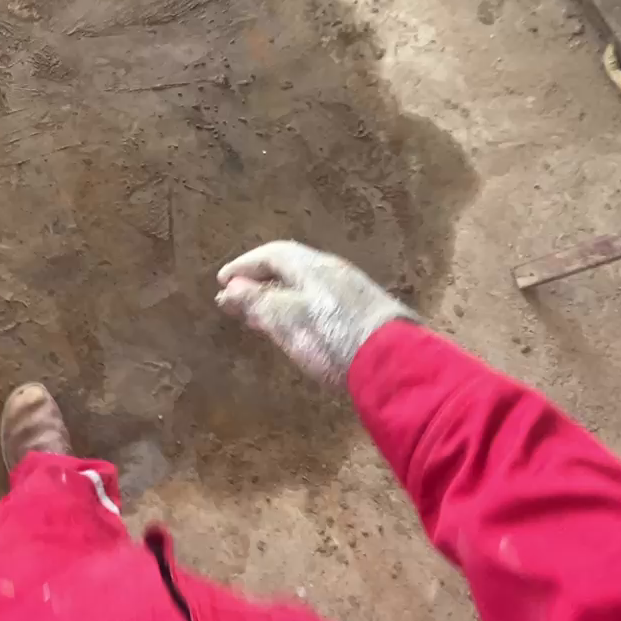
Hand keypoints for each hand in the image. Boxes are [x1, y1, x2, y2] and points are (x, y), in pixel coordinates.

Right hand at [215, 241, 414, 383]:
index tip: (222, 281)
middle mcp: (333, 271)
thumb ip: (257, 302)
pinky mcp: (366, 315)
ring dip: (278, 297)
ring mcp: (353, 292)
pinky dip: (298, 309)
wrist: (398, 366)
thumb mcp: (286, 320)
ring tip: (261, 317)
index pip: (271, 254)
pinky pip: (320, 302)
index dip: (244, 266)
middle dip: (260, 282)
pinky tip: (297, 330)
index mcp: (312, 266)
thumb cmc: (333, 338)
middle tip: (238, 299)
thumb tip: (230, 288)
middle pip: (289, 269)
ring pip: (306, 287)